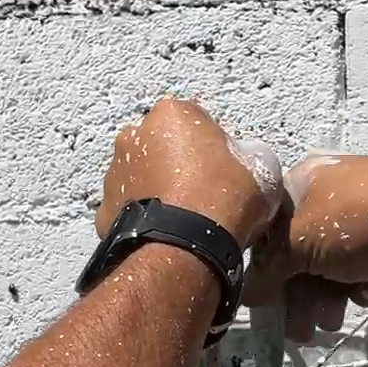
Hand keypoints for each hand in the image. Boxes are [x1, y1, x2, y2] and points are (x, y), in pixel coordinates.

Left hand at [95, 98, 282, 247]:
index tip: (225, 172)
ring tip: (185, 221)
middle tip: (204, 196)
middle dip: (179, 165)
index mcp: (172, 114)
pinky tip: (165, 236)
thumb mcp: (263, 168)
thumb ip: (250, 153)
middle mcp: (134, 135)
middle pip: (163, 146)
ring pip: (142, 177)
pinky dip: (143, 219)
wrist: (184, 252)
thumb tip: (244, 159)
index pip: (197, 122)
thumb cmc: (225, 202)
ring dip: (159, 191)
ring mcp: (114, 173)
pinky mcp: (104, 211)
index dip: (215, 148)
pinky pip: (129, 209)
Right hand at [244, 154, 367, 340]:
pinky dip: (358, 285)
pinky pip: (361, 267)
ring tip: (330, 325)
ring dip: (325, 298)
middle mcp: (330, 193)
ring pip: (330, 265)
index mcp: (303, 181)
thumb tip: (246, 295)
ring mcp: (363, 215)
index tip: (263, 300)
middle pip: (299, 251)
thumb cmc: (356, 223)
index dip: (263, 265)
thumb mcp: (298, 244)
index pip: (268, 226)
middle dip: (298, 293)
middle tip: (298, 332)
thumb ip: (267, 270)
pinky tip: (367, 294)